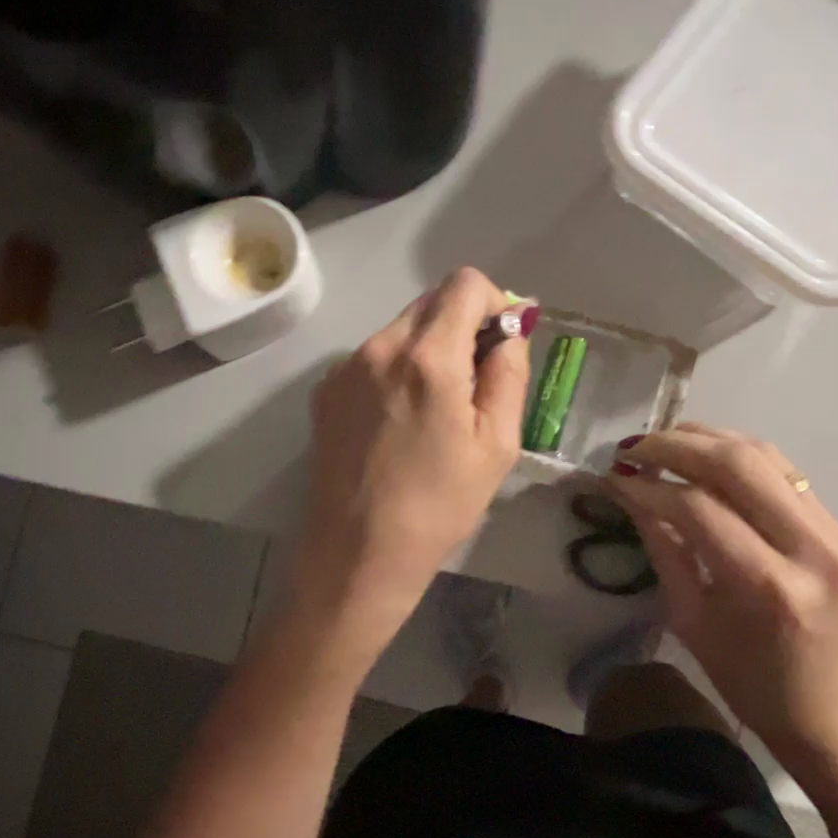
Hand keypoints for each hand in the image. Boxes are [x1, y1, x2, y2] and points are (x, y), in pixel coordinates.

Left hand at [295, 268, 532, 626]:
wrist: (359, 553)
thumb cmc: (440, 506)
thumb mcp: (497, 443)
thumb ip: (509, 372)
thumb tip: (511, 328)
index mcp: (427, 357)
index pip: (465, 283)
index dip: (494, 302)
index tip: (502, 341)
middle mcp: (379, 346)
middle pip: (430, 301)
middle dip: (462, 324)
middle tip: (476, 379)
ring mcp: (345, 367)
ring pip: (400, 328)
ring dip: (429, 348)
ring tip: (436, 409)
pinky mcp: (326, 390)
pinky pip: (373, 358)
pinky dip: (397, 369)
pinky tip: (400, 423)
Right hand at [604, 425, 837, 758]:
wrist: (831, 709)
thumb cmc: (749, 681)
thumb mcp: (691, 620)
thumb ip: (664, 549)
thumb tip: (630, 493)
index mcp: (767, 586)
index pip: (698, 508)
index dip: (648, 486)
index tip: (613, 478)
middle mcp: (808, 547)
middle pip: (736, 465)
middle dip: (675, 446)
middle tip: (632, 449)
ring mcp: (832, 531)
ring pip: (763, 455)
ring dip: (706, 439)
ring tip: (661, 444)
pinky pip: (782, 470)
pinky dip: (737, 455)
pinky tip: (703, 456)